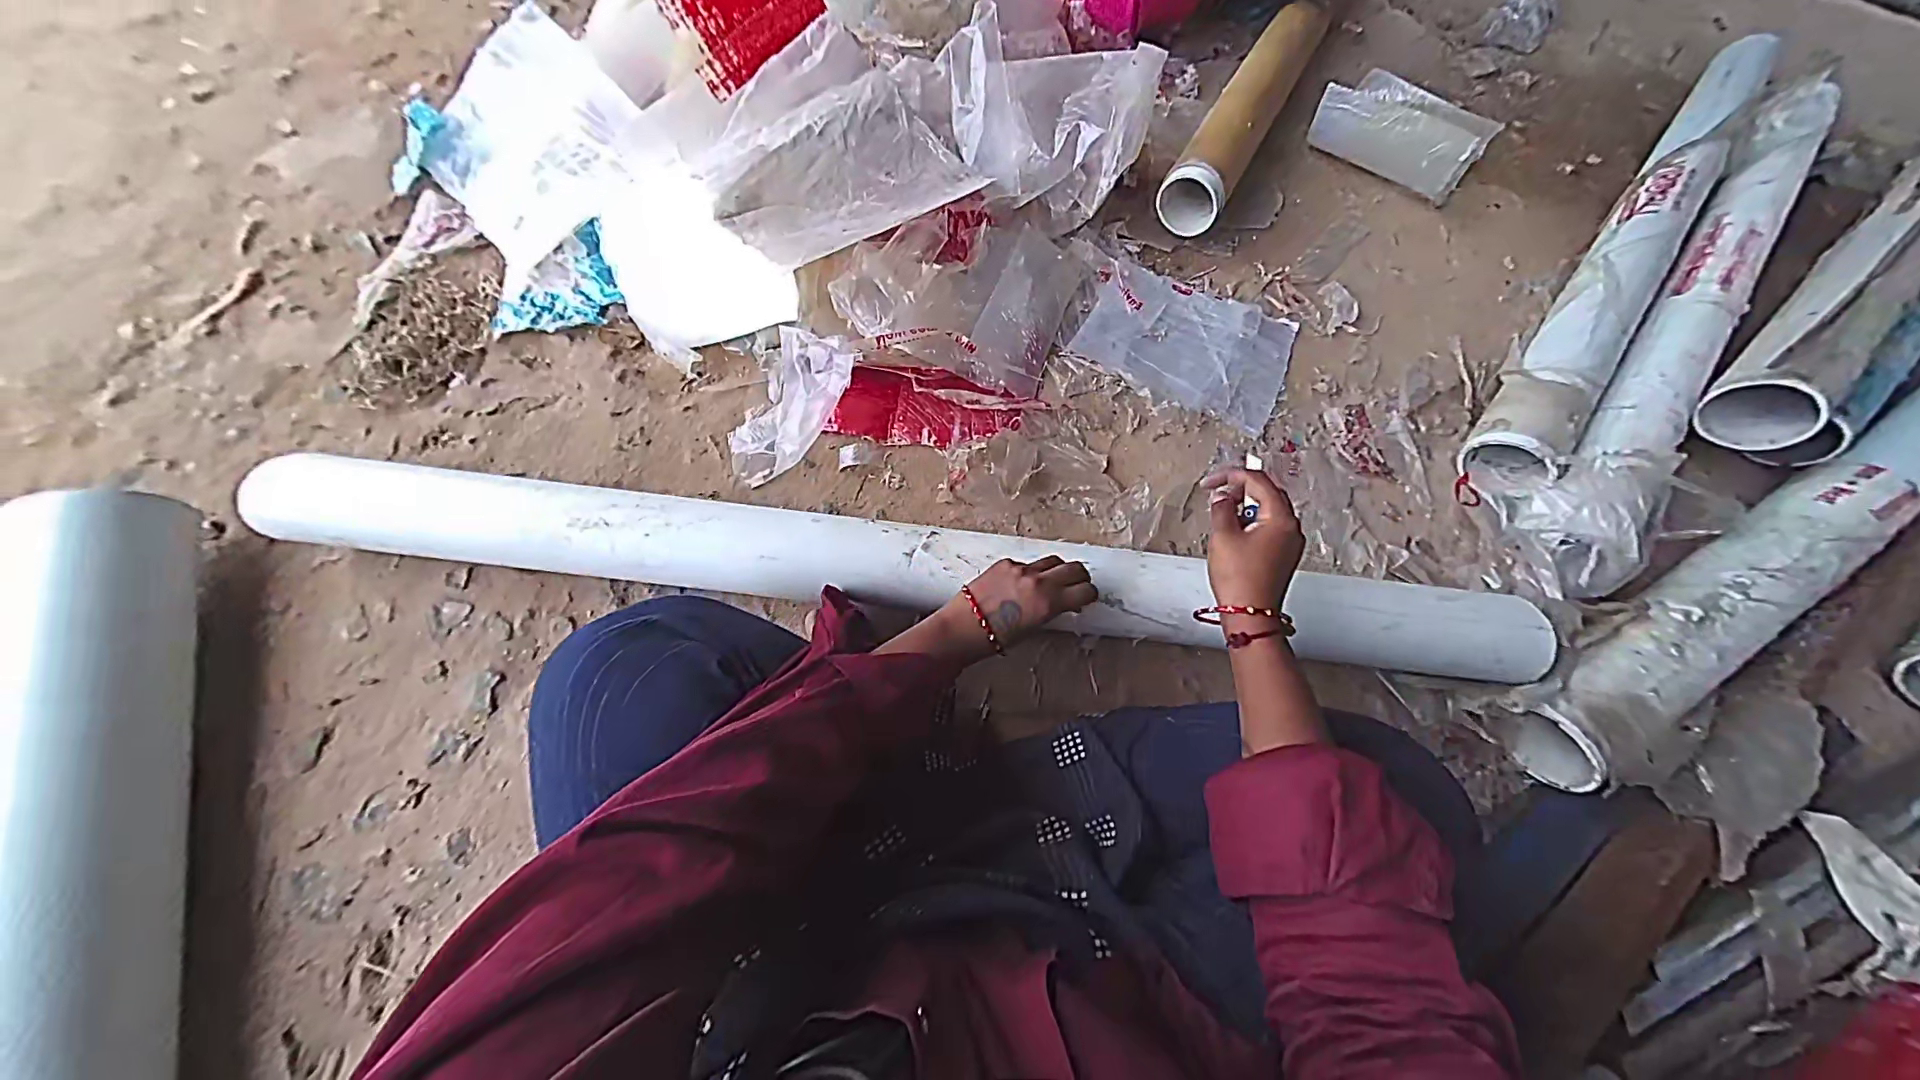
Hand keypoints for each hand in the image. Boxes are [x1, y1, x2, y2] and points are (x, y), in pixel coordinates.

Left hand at [956, 556, 1097, 647]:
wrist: (962, 628)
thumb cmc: (993, 638)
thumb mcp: (1033, 628)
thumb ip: (1051, 611)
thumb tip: (1061, 604)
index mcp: (1049, 602)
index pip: (1085, 590)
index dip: (1089, 594)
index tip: (1087, 597)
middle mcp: (1038, 581)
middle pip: (1074, 568)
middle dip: (1079, 577)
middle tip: (1077, 585)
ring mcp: (1021, 569)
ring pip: (1052, 561)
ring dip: (1057, 570)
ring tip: (1052, 582)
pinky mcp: (1004, 563)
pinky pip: (1026, 563)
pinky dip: (1029, 571)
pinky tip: (1020, 584)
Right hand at [1203, 466, 1304, 610]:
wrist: (1250, 612)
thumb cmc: (1240, 579)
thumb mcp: (1223, 536)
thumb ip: (1222, 508)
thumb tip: (1222, 496)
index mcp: (1281, 519)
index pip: (1259, 482)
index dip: (1232, 476)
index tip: (1213, 481)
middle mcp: (1291, 528)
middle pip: (1268, 493)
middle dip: (1241, 488)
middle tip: (1218, 491)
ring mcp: (1289, 543)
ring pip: (1269, 510)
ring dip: (1246, 504)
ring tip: (1223, 510)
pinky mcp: (1283, 554)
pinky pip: (1269, 527)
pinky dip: (1251, 520)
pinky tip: (1234, 528)